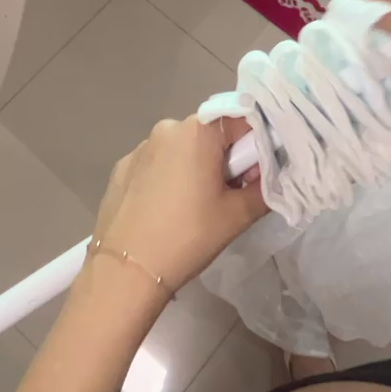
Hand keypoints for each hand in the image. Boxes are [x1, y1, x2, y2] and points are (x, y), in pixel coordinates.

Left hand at [91, 116, 267, 292]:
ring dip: (193, 168)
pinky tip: (162, 211)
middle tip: (223, 198)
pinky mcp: (121, 167)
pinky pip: (155, 164)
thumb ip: (263, 188)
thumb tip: (269, 176)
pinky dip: (166, 179)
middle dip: (223, 159)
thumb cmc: (188, 236)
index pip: (241, 121)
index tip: (251, 177)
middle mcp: (168, 128)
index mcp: (198, 131)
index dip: (253, 147)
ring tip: (189, 208)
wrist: (126, 271)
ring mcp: (140, 147)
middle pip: (210, 134)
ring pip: (181, 149)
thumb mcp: (237, 215)